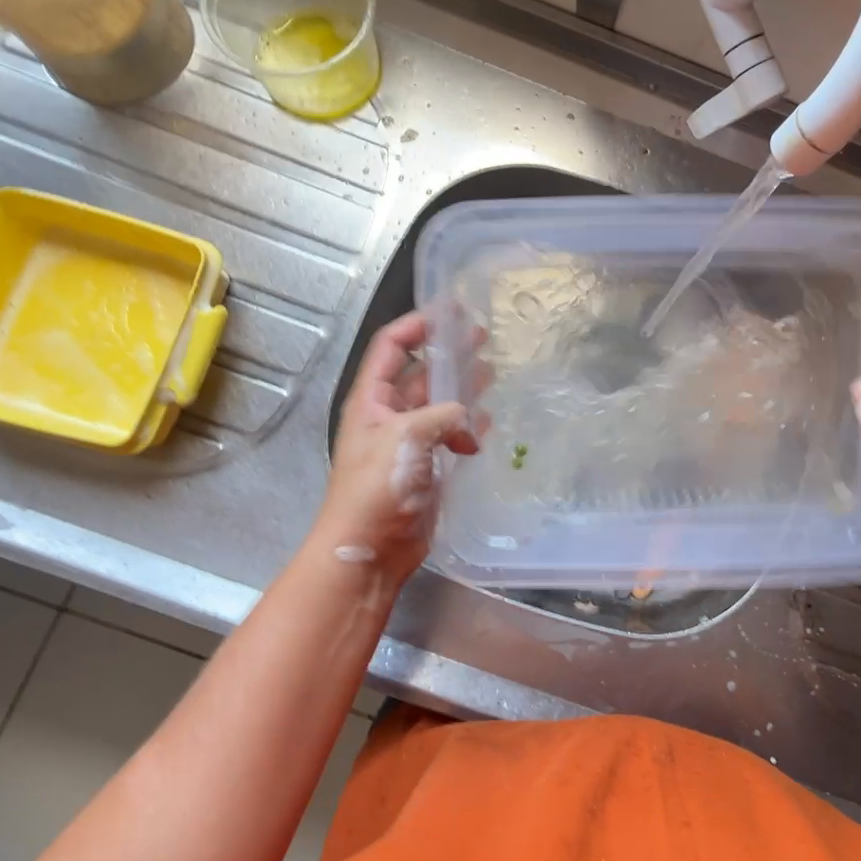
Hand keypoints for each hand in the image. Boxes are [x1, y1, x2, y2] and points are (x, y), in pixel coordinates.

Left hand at [317, 311, 477, 587]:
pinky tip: (487, 423)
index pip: (391, 347)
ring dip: (463, 388)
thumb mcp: (405, 438)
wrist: (368, 550)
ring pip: (439, 404)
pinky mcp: (427, 468)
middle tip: (482, 336)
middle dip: (448, 353)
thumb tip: (469, 417)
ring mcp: (409, 443)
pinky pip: (451, 436)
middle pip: (419, 372)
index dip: (417, 325)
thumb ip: (442, 414)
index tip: (451, 310)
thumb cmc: (376, 490)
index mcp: (371, 400)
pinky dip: (469, 427)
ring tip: (492, 371)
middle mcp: (388, 416)